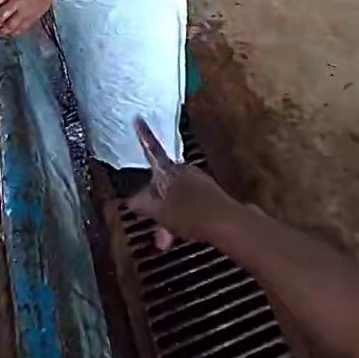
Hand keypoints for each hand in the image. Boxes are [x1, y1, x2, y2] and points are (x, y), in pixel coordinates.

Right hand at [129, 117, 240, 250]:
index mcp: (169, 171)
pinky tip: (180, 233)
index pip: (152, 151)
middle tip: (153, 228)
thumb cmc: (191, 214)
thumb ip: (142, 203)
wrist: (226, 221)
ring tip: (166, 239)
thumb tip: (132, 199)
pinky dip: (180, 218)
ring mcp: (198, 181)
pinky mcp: (208, 193)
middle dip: (154, 206)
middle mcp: (184, 171)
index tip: (138, 118)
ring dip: (167, 217)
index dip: (143, 137)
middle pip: (161, 184)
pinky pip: (187, 203)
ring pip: (173, 197)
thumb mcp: (159, 211)